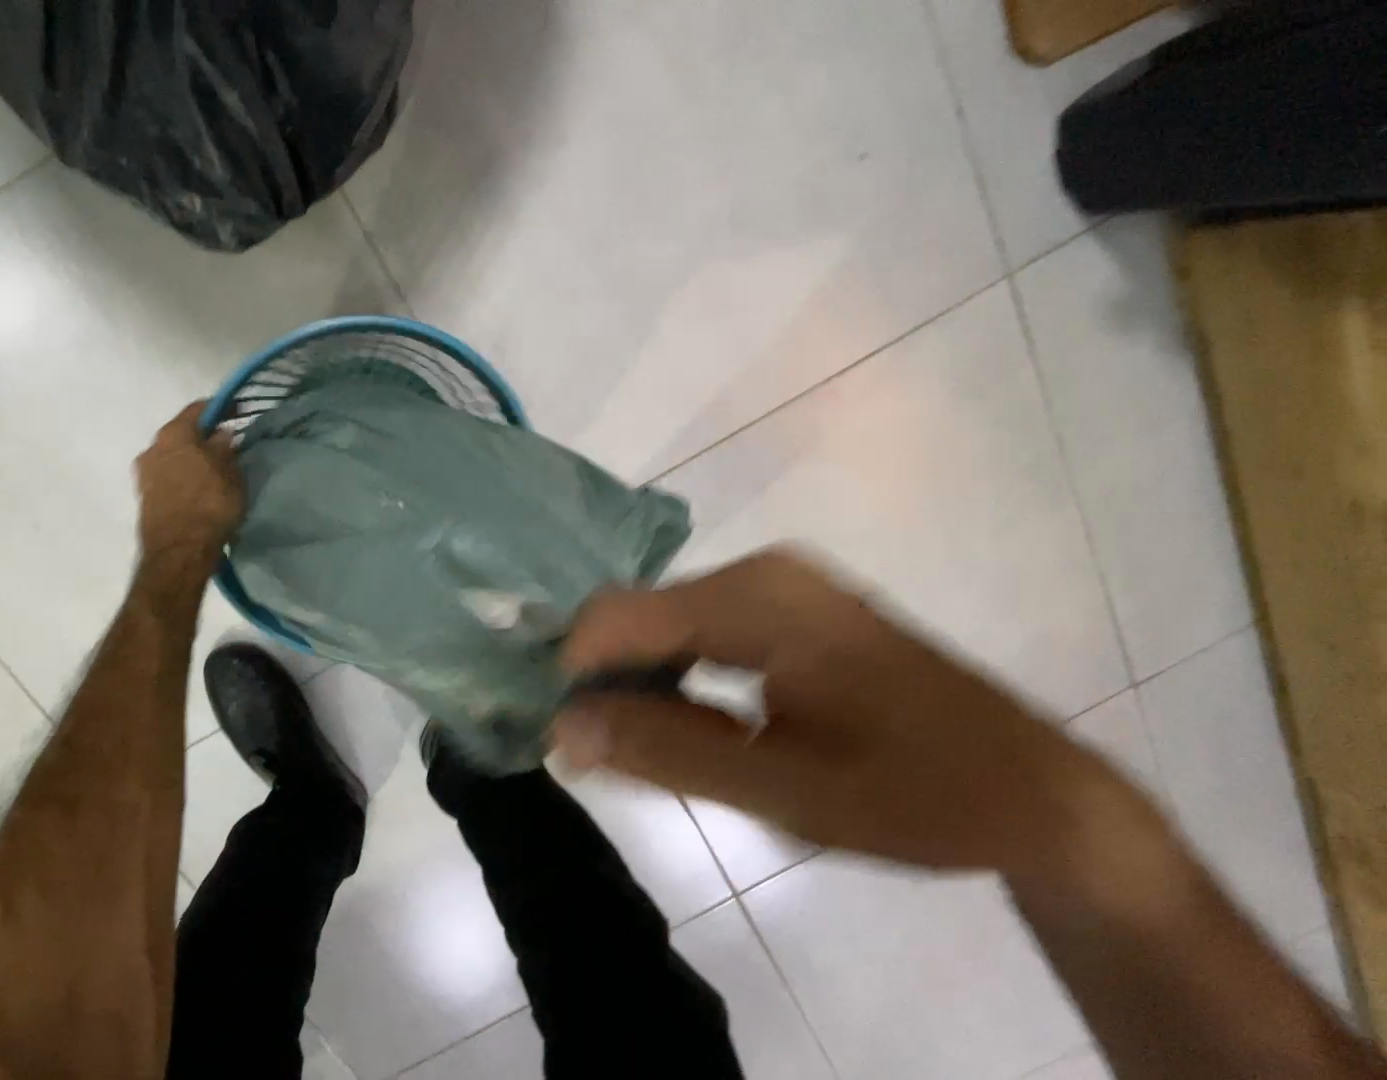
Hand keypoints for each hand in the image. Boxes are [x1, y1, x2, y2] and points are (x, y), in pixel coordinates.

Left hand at [136, 402, 243, 561]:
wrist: (179, 552)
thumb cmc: (210, 505)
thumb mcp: (230, 474)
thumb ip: (225, 448)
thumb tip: (222, 435)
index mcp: (174, 433)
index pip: (199, 408)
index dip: (222, 407)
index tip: (240, 411)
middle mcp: (152, 447)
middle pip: (182, 432)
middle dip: (205, 435)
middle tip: (228, 442)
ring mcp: (144, 473)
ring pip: (174, 455)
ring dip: (193, 457)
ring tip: (215, 468)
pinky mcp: (145, 496)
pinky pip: (169, 475)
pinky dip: (185, 475)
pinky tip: (200, 486)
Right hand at [556, 547, 1161, 883]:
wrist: (1037, 795)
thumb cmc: (913, 795)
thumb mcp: (781, 789)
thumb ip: (666, 752)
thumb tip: (563, 725)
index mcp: (758, 599)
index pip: (617, 614)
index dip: (575, 674)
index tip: (566, 742)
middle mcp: (763, 572)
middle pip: (640, 613)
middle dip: (608, 680)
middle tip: (608, 760)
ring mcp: (781, 584)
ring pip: (667, 622)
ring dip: (643, 682)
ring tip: (652, 752)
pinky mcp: (793, 606)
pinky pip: (702, 628)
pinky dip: (680, 674)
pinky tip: (693, 725)